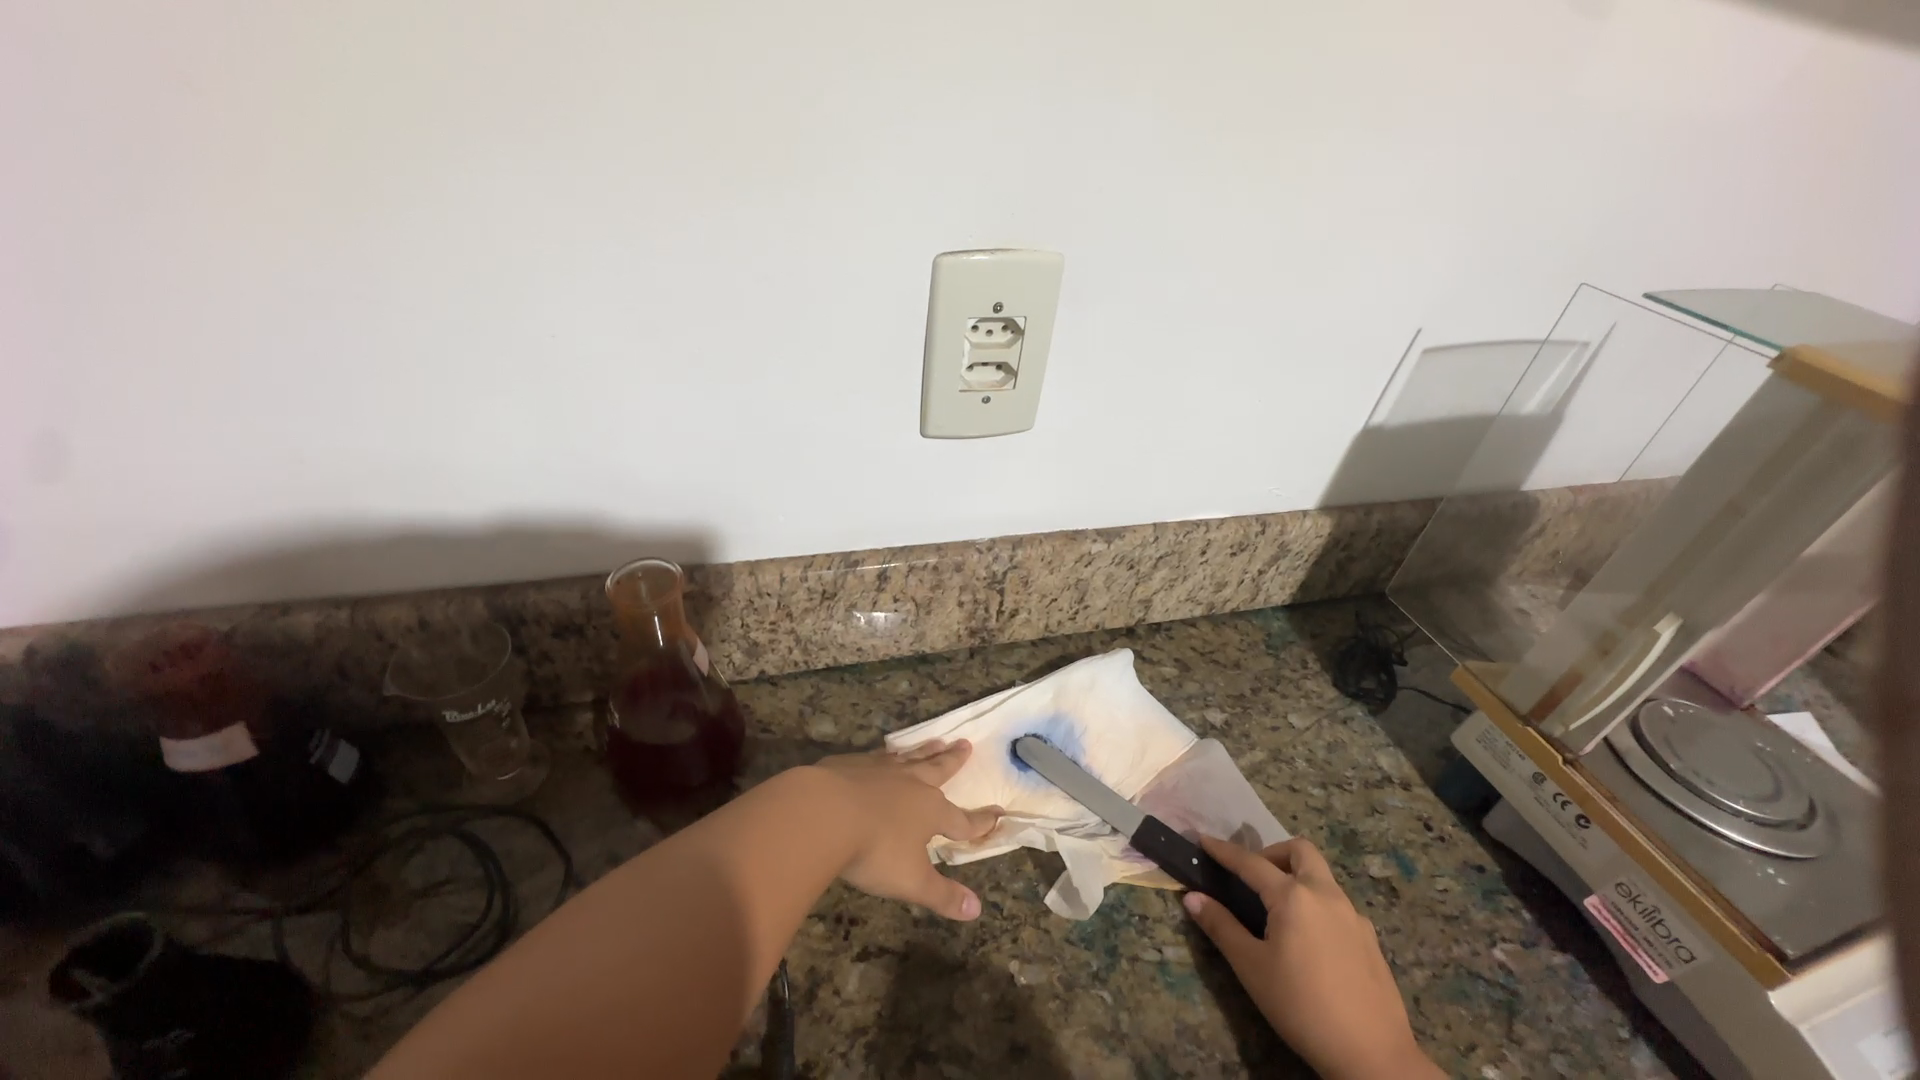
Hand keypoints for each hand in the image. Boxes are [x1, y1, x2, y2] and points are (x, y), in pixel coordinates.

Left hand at [808, 740, 1001, 920]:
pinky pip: (875, 756)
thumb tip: (977, 909)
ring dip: (923, 750)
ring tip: (936, 740)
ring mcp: (879, 770)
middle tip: (966, 744)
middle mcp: (910, 784)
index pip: (963, 820)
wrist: (823, 813)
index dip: (981, 821)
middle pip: (938, 770)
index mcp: (930, 811)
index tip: (999, 813)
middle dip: (953, 760)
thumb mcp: (911, 881)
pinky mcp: (850, 764)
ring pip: (908, 758)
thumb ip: (943, 895)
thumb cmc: (873, 850)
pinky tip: (880, 754)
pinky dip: (884, 755)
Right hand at [1184, 836, 1441, 1079]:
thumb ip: (1221, 926)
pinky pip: (1337, 905)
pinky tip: (1308, 942)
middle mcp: (1326, 895)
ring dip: (1296, 877)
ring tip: (1276, 911)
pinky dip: (1315, 905)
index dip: (1223, 851)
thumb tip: (1192, 897)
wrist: (1372, 1054)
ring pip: (1322, 876)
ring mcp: (1353, 915)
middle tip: (1252, 879)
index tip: (1203, 839)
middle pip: (1300, 851)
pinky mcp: (1369, 938)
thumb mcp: (1251, 967)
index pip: (1251, 863)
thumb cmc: (1300, 1006)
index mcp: (1293, 896)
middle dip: (1272, 854)